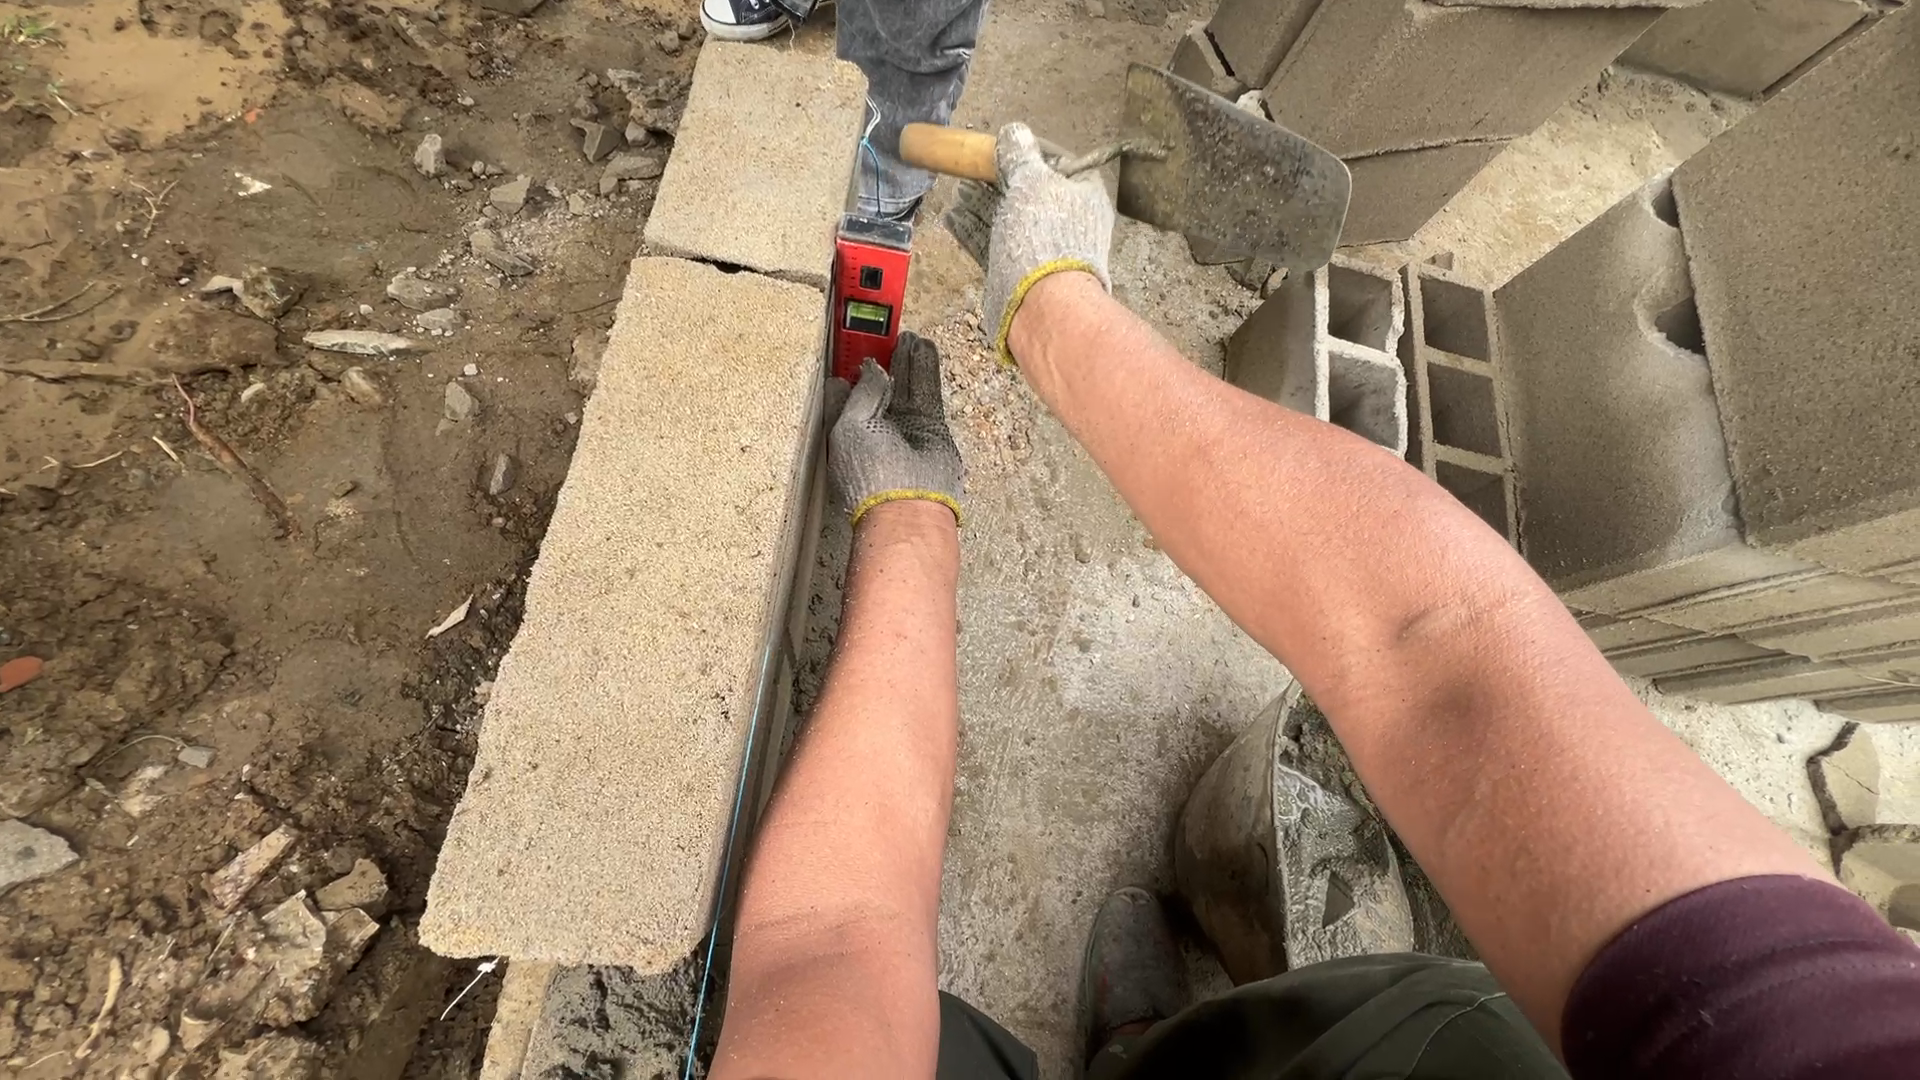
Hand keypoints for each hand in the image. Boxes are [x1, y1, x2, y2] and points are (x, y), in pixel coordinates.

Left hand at [827, 332, 963, 526]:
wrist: (909, 505)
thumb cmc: (869, 472)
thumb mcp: (849, 426)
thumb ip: (862, 392)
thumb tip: (872, 368)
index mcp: (846, 432)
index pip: (845, 394)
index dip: (847, 371)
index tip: (849, 345)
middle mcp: (874, 429)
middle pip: (878, 387)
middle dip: (880, 361)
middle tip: (883, 335)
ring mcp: (903, 428)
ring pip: (905, 385)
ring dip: (906, 360)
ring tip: (908, 336)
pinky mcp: (929, 427)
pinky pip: (928, 390)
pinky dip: (926, 368)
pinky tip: (924, 348)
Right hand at [978, 123, 1114, 366]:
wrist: (1042, 307)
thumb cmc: (1045, 237)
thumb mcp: (1032, 181)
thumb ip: (1020, 155)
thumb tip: (1013, 133)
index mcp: (1083, 193)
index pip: (1055, 160)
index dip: (1025, 150)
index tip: (997, 145)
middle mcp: (1065, 220)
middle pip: (1027, 190)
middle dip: (996, 178)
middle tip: (970, 167)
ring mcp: (1039, 248)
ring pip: (1007, 217)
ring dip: (980, 202)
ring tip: (956, 189)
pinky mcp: (1015, 271)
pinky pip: (992, 242)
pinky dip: (972, 228)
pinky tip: (952, 216)